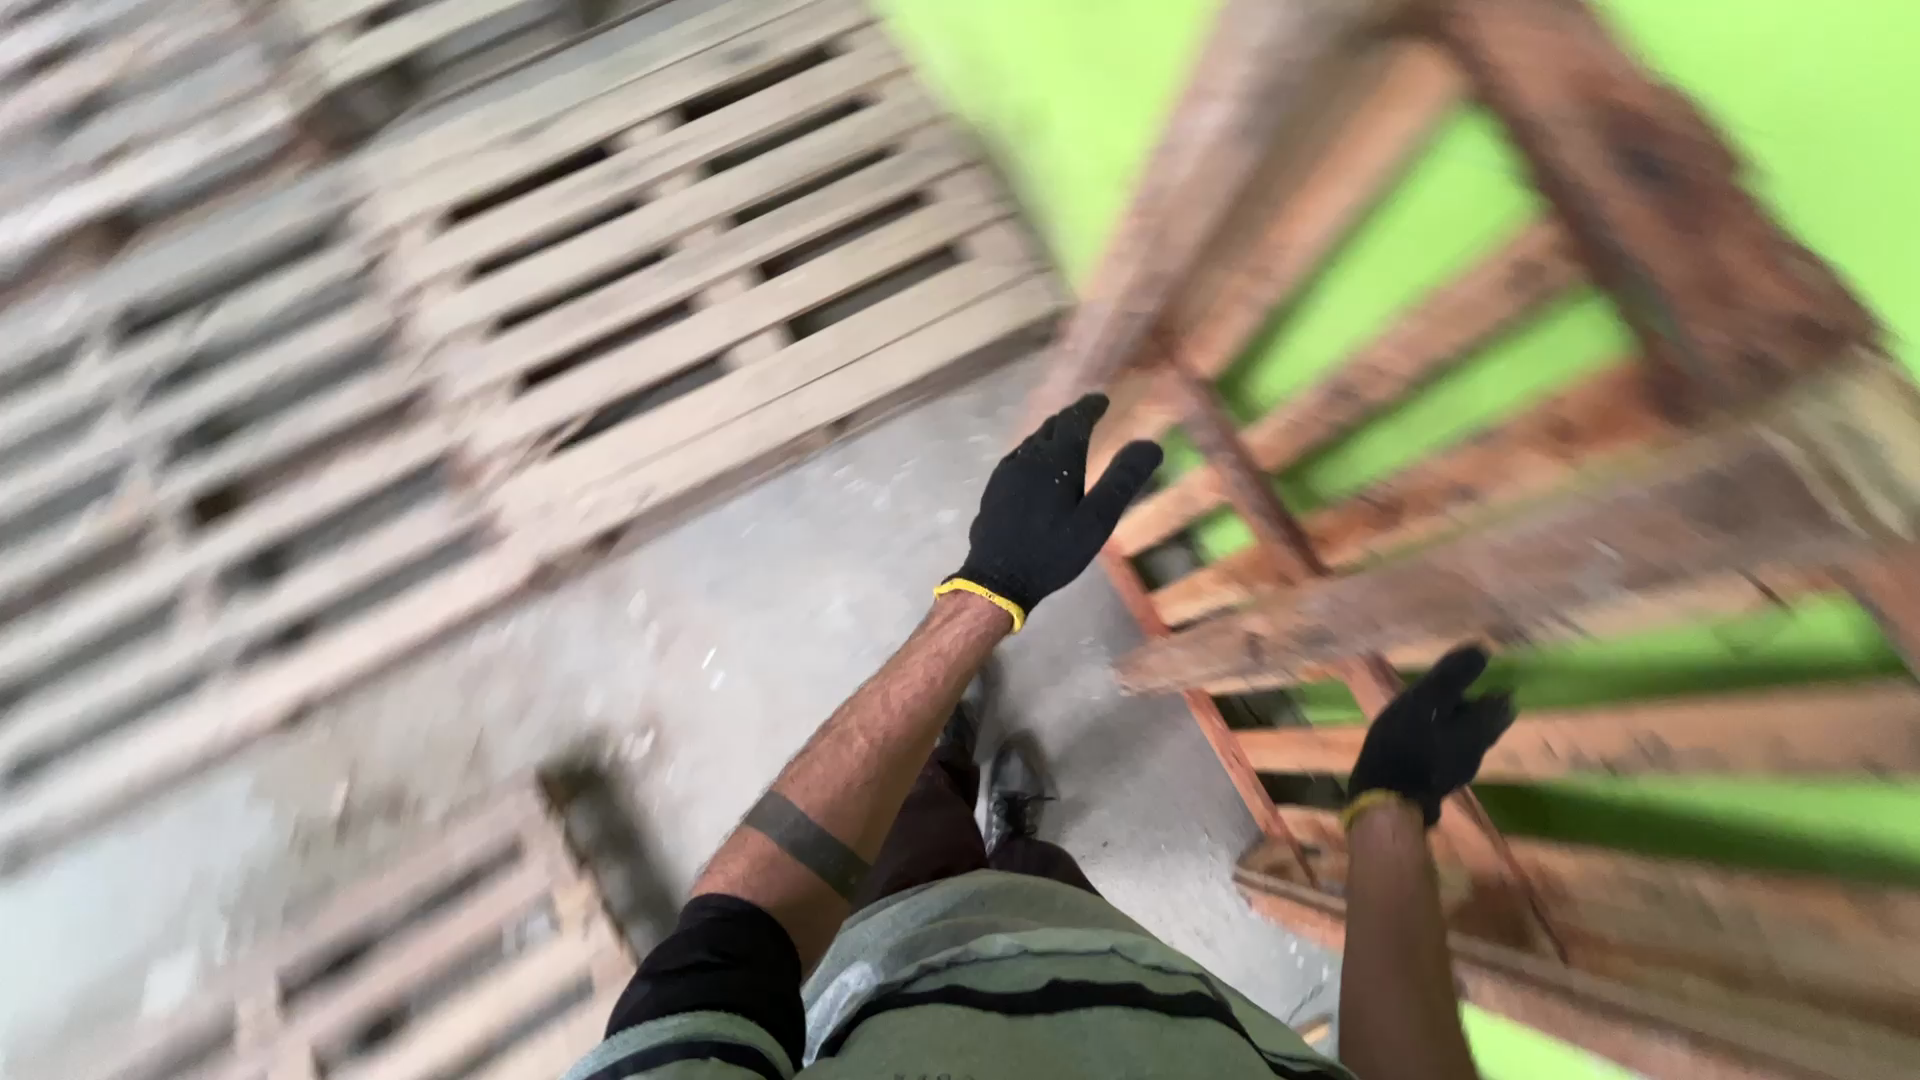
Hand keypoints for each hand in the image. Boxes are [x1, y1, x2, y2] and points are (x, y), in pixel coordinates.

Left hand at [940, 394, 1161, 630]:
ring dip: (1051, 433)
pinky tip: (1036, 465)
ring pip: (1032, 442)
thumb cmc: (1052, 552)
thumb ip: (1122, 480)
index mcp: (1056, 461)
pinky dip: (1035, 451)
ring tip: (1066, 436)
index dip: (1090, 407)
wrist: (998, 577)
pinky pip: (1018, 457)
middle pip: (1051, 427)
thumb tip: (1150, 444)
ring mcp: (1006, 472)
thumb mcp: (1096, 520)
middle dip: (1071, 418)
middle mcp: (1028, 457)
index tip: (1102, 400)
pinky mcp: (994, 488)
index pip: (1074, 420)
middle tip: (1087, 415)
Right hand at [1345, 646, 1513, 827]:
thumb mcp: (1424, 701)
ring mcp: (1457, 771)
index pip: (1500, 706)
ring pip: (1468, 741)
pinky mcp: (1437, 782)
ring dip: (1462, 727)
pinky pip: (1448, 754)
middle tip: (1468, 696)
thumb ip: (1452, 677)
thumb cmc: (1404, 743)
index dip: (1496, 692)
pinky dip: (1444, 742)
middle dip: (1481, 710)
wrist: (1386, 796)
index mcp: (1477, 729)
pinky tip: (1426, 742)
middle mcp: (1476, 751)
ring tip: (1442, 715)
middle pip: (1487, 726)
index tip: (1491, 682)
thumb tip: (1482, 648)